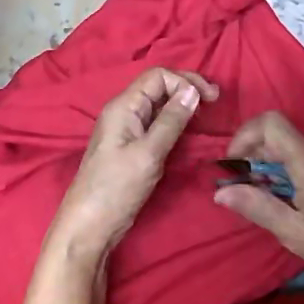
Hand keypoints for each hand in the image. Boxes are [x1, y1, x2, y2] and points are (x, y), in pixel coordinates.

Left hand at [50, 67, 218, 262]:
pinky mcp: (132, 147)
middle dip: (187, 88)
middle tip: (214, 101)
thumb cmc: (116, 189)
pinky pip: (156, 124)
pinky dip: (175, 121)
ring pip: (158, 105)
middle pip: (158, 86)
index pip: (158, 76)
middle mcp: (124, 112)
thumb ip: (171, 121)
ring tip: (206, 113)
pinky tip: (189, 130)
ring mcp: (127, 130)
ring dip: (183, 105)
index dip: (185, 81)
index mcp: (123, 107)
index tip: (210, 98)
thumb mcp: (148, 154)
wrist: (89, 227)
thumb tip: (192, 91)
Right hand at [214, 111, 303, 293]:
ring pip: (292, 143)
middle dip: (254, 154)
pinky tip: (290, 195)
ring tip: (265, 194)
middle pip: (279, 134)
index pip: (271, 123)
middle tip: (244, 186)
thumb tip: (220, 192)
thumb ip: (257, 207)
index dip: (245, 136)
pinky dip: (289, 166)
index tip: (234, 164)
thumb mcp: (295, 234)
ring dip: (271, 162)